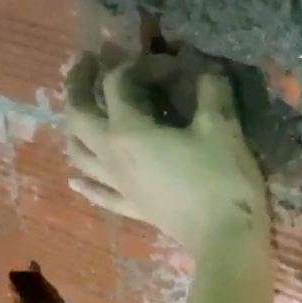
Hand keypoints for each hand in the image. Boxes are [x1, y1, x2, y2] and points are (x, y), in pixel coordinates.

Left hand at [66, 55, 268, 258]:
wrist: (226, 239)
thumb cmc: (223, 181)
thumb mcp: (222, 129)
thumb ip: (212, 93)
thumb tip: (205, 69)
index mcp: (129, 131)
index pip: (118, 84)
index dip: (138, 65)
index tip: (166, 62)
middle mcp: (111, 155)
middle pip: (79, 114)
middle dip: (79, 85)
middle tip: (87, 64)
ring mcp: (118, 185)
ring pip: (79, 152)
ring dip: (75, 127)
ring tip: (82, 113)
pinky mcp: (133, 207)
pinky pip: (98, 192)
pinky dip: (84, 180)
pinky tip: (77, 176)